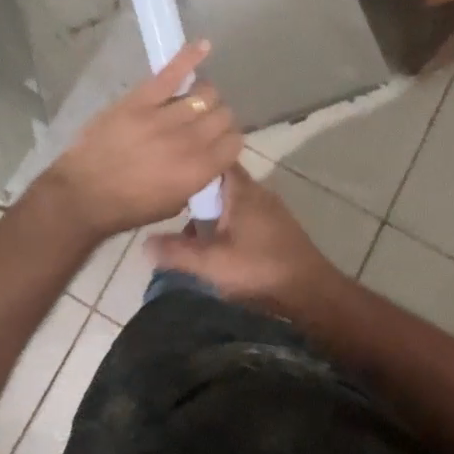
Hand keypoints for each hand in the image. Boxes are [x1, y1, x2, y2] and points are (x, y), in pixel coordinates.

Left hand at [36, 41, 240, 240]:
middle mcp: (189, 141)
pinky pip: (171, 72)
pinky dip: (189, 56)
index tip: (219, 142)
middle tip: (203, 123)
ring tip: (193, 100)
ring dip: (204, 97)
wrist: (83, 196)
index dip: (229, 140)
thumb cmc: (128, 207)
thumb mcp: (175, 203)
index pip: (235, 142)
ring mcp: (164, 117)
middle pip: (223, 115)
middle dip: (218, 118)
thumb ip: (198, 178)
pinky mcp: (140, 100)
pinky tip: (203, 45)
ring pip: (204, 93)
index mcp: (199, 170)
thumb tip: (210, 155)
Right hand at [144, 165, 349, 312]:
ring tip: (188, 236)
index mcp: (242, 190)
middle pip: (221, 183)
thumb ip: (176, 252)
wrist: (311, 293)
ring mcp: (271, 211)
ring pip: (232, 204)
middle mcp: (258, 193)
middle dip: (197, 197)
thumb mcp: (211, 263)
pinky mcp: (277, 230)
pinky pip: (245, 219)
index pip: (215, 160)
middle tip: (170, 212)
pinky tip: (216, 249)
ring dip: (212, 216)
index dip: (192, 164)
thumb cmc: (260, 270)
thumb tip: (143, 243)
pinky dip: (228, 227)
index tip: (169, 174)